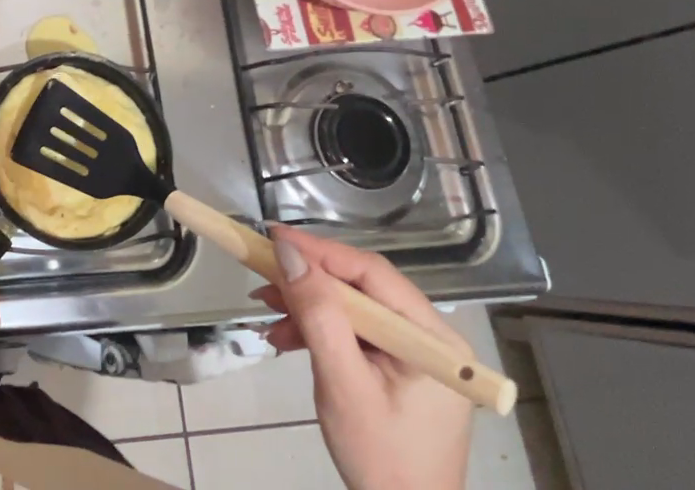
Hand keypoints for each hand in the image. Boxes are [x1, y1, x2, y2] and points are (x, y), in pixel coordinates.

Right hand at [253, 226, 471, 489]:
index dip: (320, 251)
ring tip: (265, 313)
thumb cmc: (380, 456)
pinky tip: (285, 339)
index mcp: (433, 337)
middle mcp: (430, 335)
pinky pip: (353, 333)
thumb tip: (288, 254)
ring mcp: (413, 352)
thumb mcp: (342, 383)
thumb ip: (319, 316)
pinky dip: (317, 331)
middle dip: (307, 281)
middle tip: (261, 276)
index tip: (272, 238)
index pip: (372, 273)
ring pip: (353, 308)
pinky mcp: (397, 368)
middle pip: (361, 288)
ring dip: (307, 307)